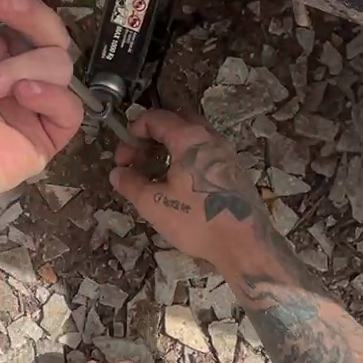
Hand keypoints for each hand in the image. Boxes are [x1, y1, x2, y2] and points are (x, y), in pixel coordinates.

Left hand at [0, 0, 84, 197]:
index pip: (18, 23)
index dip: (17, 5)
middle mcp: (2, 82)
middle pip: (49, 37)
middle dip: (31, 16)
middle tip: (1, 8)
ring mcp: (24, 112)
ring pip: (58, 66)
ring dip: (17, 67)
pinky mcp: (41, 139)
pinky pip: (70, 108)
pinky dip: (50, 95)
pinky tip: (21, 97)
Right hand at [107, 110, 269, 268]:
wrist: (243, 244)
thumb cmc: (196, 220)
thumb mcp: (154, 204)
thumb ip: (131, 184)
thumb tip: (118, 173)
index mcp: (190, 138)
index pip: (156, 118)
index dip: (133, 132)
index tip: (123, 156)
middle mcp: (210, 138)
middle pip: (176, 122)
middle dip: (151, 137)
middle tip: (137, 160)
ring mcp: (225, 154)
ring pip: (192, 138)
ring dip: (168, 148)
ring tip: (153, 172)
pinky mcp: (233, 171)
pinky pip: (204, 153)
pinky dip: (185, 158)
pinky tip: (176, 183)